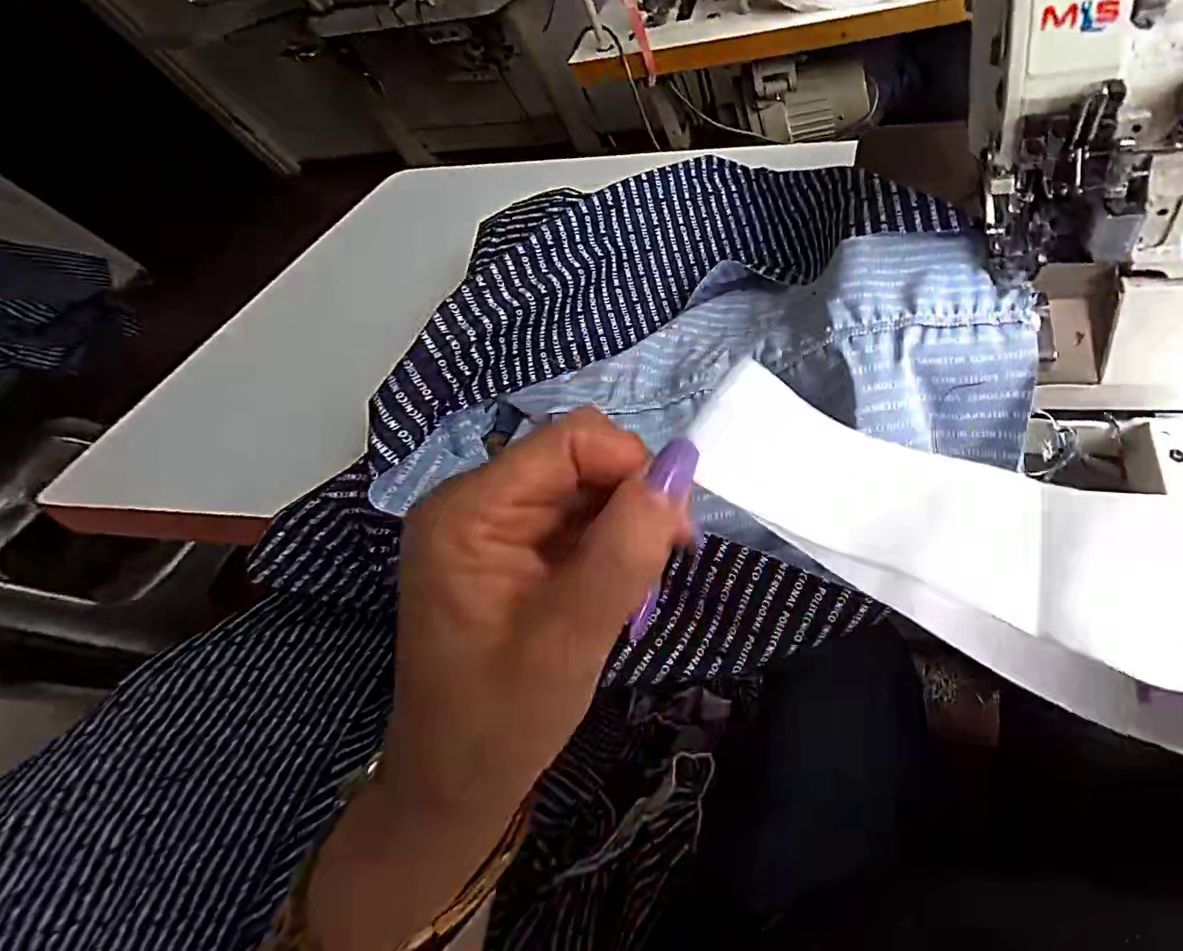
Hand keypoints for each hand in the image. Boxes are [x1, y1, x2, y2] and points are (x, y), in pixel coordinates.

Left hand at [307, 410, 694, 949]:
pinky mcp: (525, 545)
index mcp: (470, 512)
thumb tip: (679, 470)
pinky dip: (624, 539)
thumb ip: (626, 549)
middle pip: (588, 456)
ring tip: (639, 583)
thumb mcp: (572, 636)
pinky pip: (593, 513)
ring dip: (635, 522)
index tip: (669, 528)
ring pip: (599, 483)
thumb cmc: (504, 718)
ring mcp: (502, 524)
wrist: (461, 783)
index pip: (574, 440)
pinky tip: (623, 584)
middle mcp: (482, 503)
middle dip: (638, 497)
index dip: (634, 467)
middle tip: (661, 560)